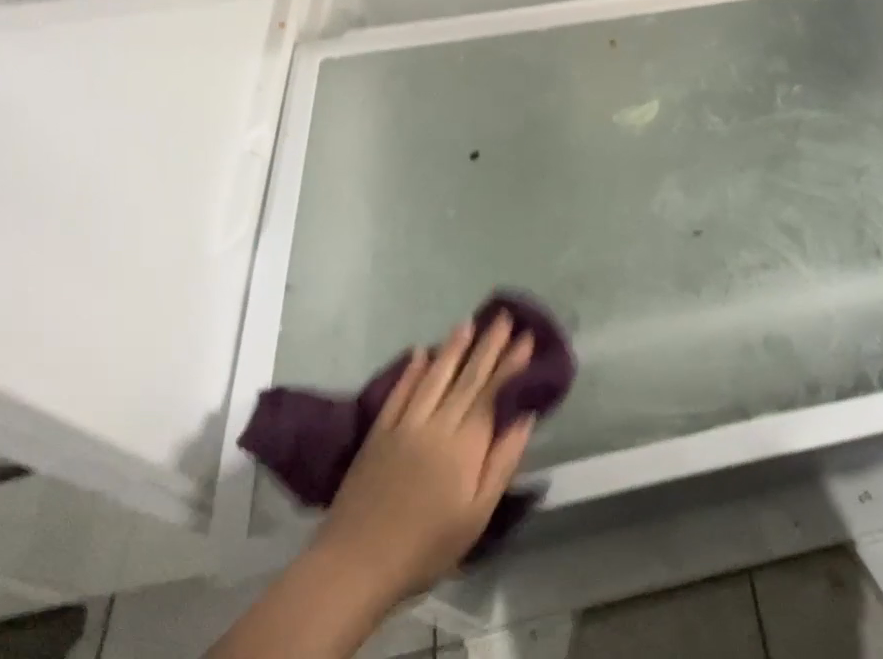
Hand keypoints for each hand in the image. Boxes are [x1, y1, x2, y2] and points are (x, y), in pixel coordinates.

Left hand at [313, 315, 536, 603]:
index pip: (493, 394)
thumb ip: (502, 461)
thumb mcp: (478, 513)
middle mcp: (435, 426)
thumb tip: (524, 416)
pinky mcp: (377, 436)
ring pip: (433, 378)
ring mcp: (403, 427)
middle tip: (504, 317)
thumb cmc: (427, 546)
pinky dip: (410, 372)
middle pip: (466, 379)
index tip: (526, 337)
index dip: (510, 364)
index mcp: (465, 445)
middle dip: (488, 347)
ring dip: (452, 349)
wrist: (356, 564)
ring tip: (468, 323)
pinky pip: (398, 394)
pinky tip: (419, 353)